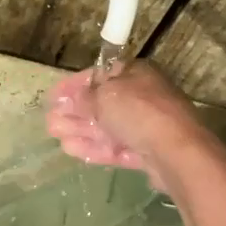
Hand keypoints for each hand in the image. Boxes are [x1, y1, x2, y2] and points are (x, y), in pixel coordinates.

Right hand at [46, 61, 204, 188]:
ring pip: (107, 127)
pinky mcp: (147, 152)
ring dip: (79, 129)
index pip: (100, 75)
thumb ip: (83, 98)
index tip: (54, 96)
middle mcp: (142, 97)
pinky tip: (70, 149)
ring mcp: (146, 126)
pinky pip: (115, 147)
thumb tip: (70, 98)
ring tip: (54, 135)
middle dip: (74, 111)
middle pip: (102, 103)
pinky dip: (94, 147)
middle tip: (50, 119)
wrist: (176, 151)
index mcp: (135, 74)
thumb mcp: (103, 97)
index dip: (74, 85)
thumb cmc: (138, 112)